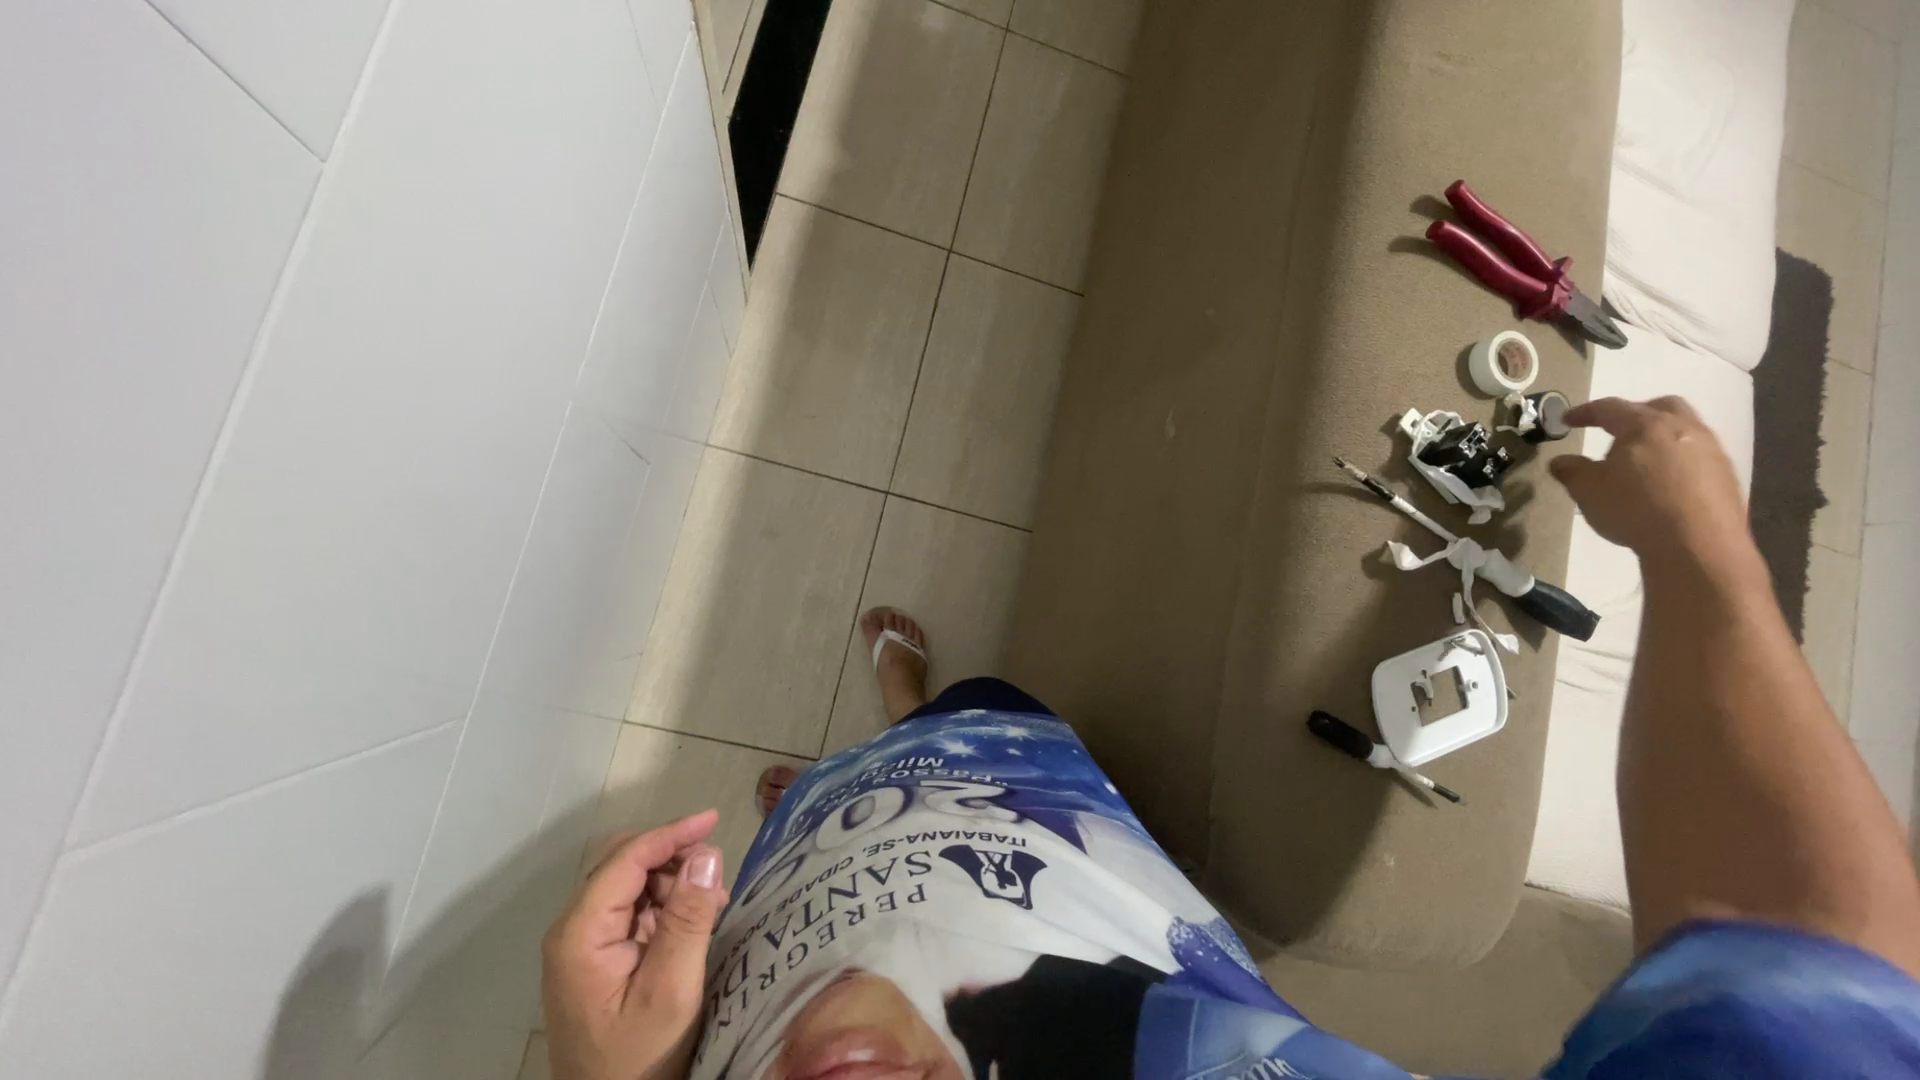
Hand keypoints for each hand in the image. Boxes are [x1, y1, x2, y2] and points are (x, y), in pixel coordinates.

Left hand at [542, 809, 727, 1079]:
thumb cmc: (640, 1059)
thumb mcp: (672, 990)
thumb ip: (688, 919)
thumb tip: (707, 854)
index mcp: (580, 933)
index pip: (626, 859)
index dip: (671, 833)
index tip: (715, 819)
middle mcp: (573, 930)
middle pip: (624, 865)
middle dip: (672, 857)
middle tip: (716, 874)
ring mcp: (582, 946)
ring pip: (629, 884)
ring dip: (671, 882)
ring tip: (710, 905)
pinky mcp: (596, 960)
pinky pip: (631, 911)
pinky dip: (665, 905)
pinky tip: (692, 922)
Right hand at [1549, 397, 1753, 572]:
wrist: (1697, 544)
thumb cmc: (1634, 509)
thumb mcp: (1587, 491)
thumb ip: (1572, 471)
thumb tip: (1561, 461)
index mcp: (1645, 427)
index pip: (1610, 408)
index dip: (1585, 412)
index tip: (1567, 420)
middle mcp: (1683, 430)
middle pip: (1661, 406)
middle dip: (1635, 413)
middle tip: (1614, 429)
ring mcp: (1710, 451)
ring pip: (1684, 429)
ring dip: (1659, 437)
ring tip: (1639, 459)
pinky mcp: (1725, 475)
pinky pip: (1696, 454)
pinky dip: (1675, 459)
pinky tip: (1662, 482)